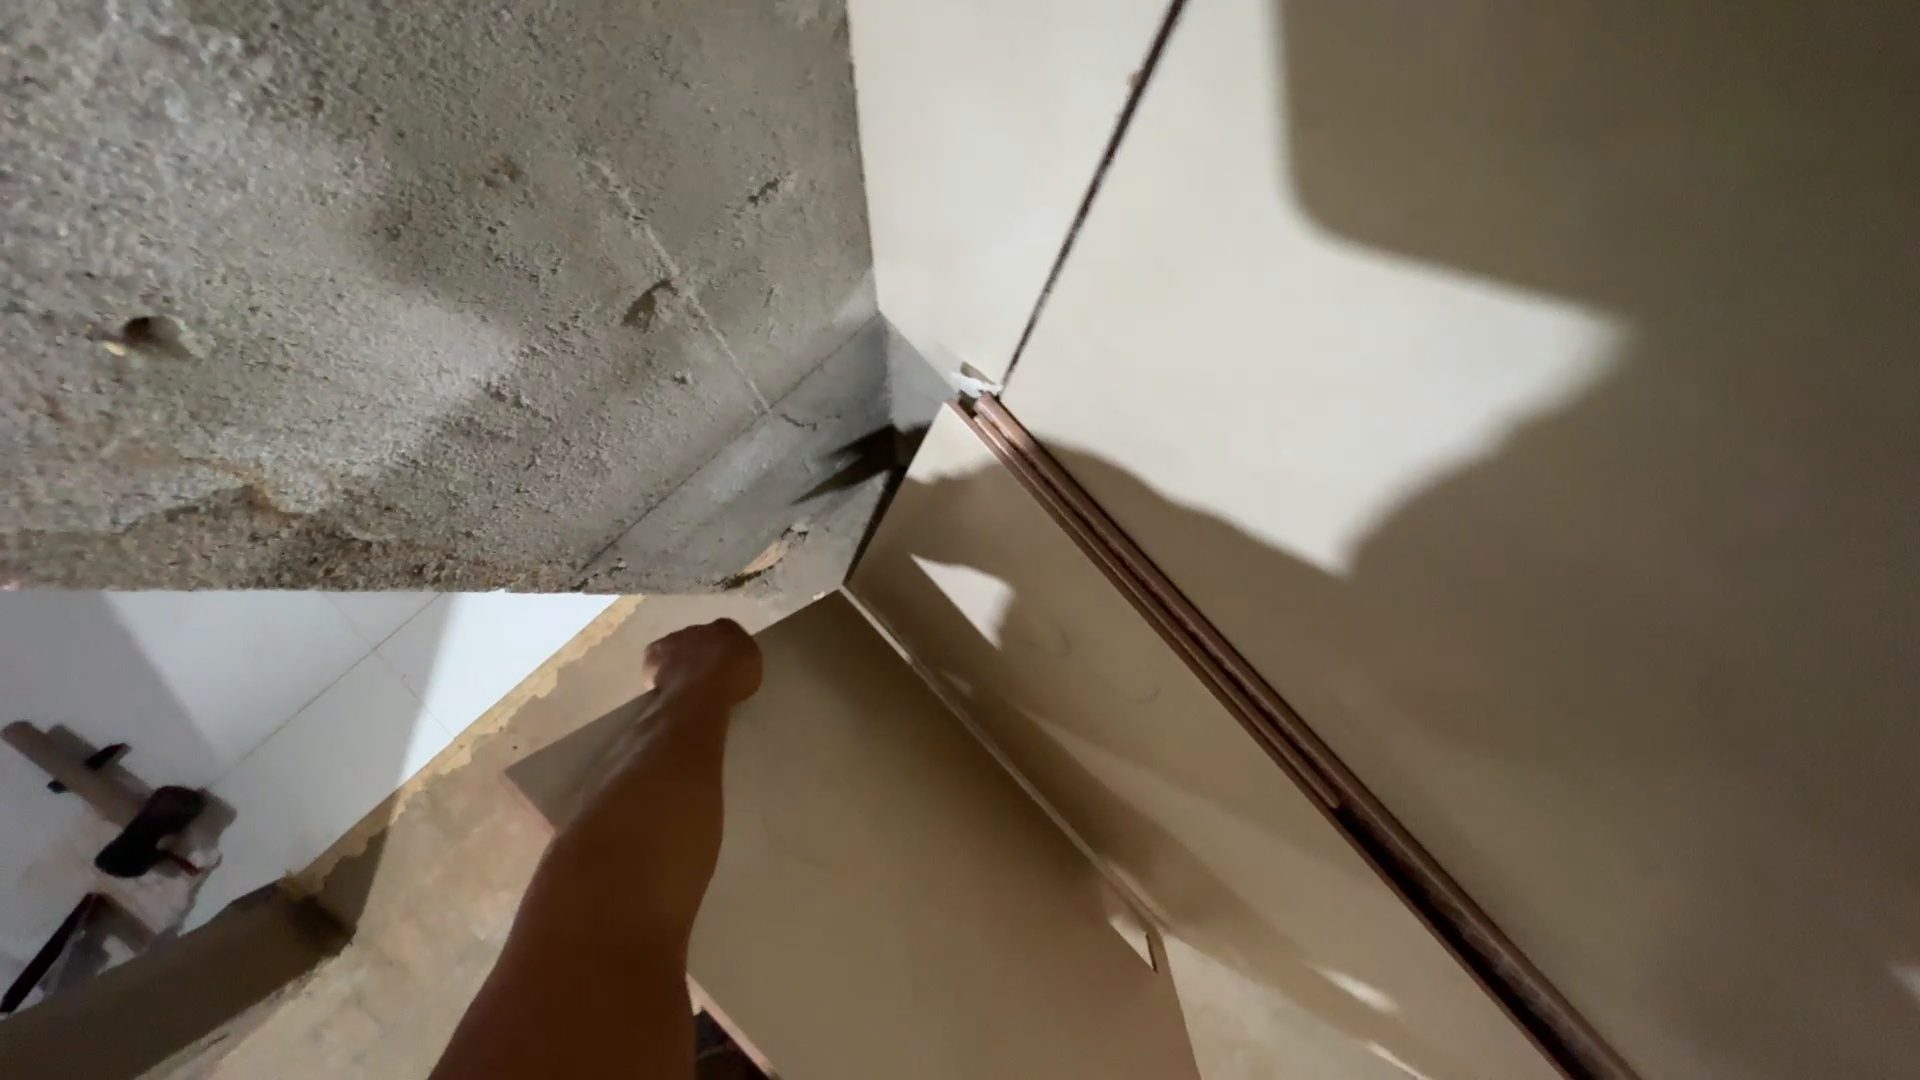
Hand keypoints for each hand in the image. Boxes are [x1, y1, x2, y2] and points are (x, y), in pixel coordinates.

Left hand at [641, 619, 762, 705]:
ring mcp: (673, 638)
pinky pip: (655, 663)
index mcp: (727, 627)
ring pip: (675, 649)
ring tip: (682, 687)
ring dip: (677, 663)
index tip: (724, 667)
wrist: (702, 689)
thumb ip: (740, 659)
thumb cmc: (734, 680)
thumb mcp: (752, 668)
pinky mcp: (653, 653)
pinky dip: (657, 673)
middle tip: (703, 677)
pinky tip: (664, 689)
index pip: (725, 633)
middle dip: (698, 655)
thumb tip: (732, 661)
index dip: (723, 651)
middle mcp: (699, 627)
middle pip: (697, 639)